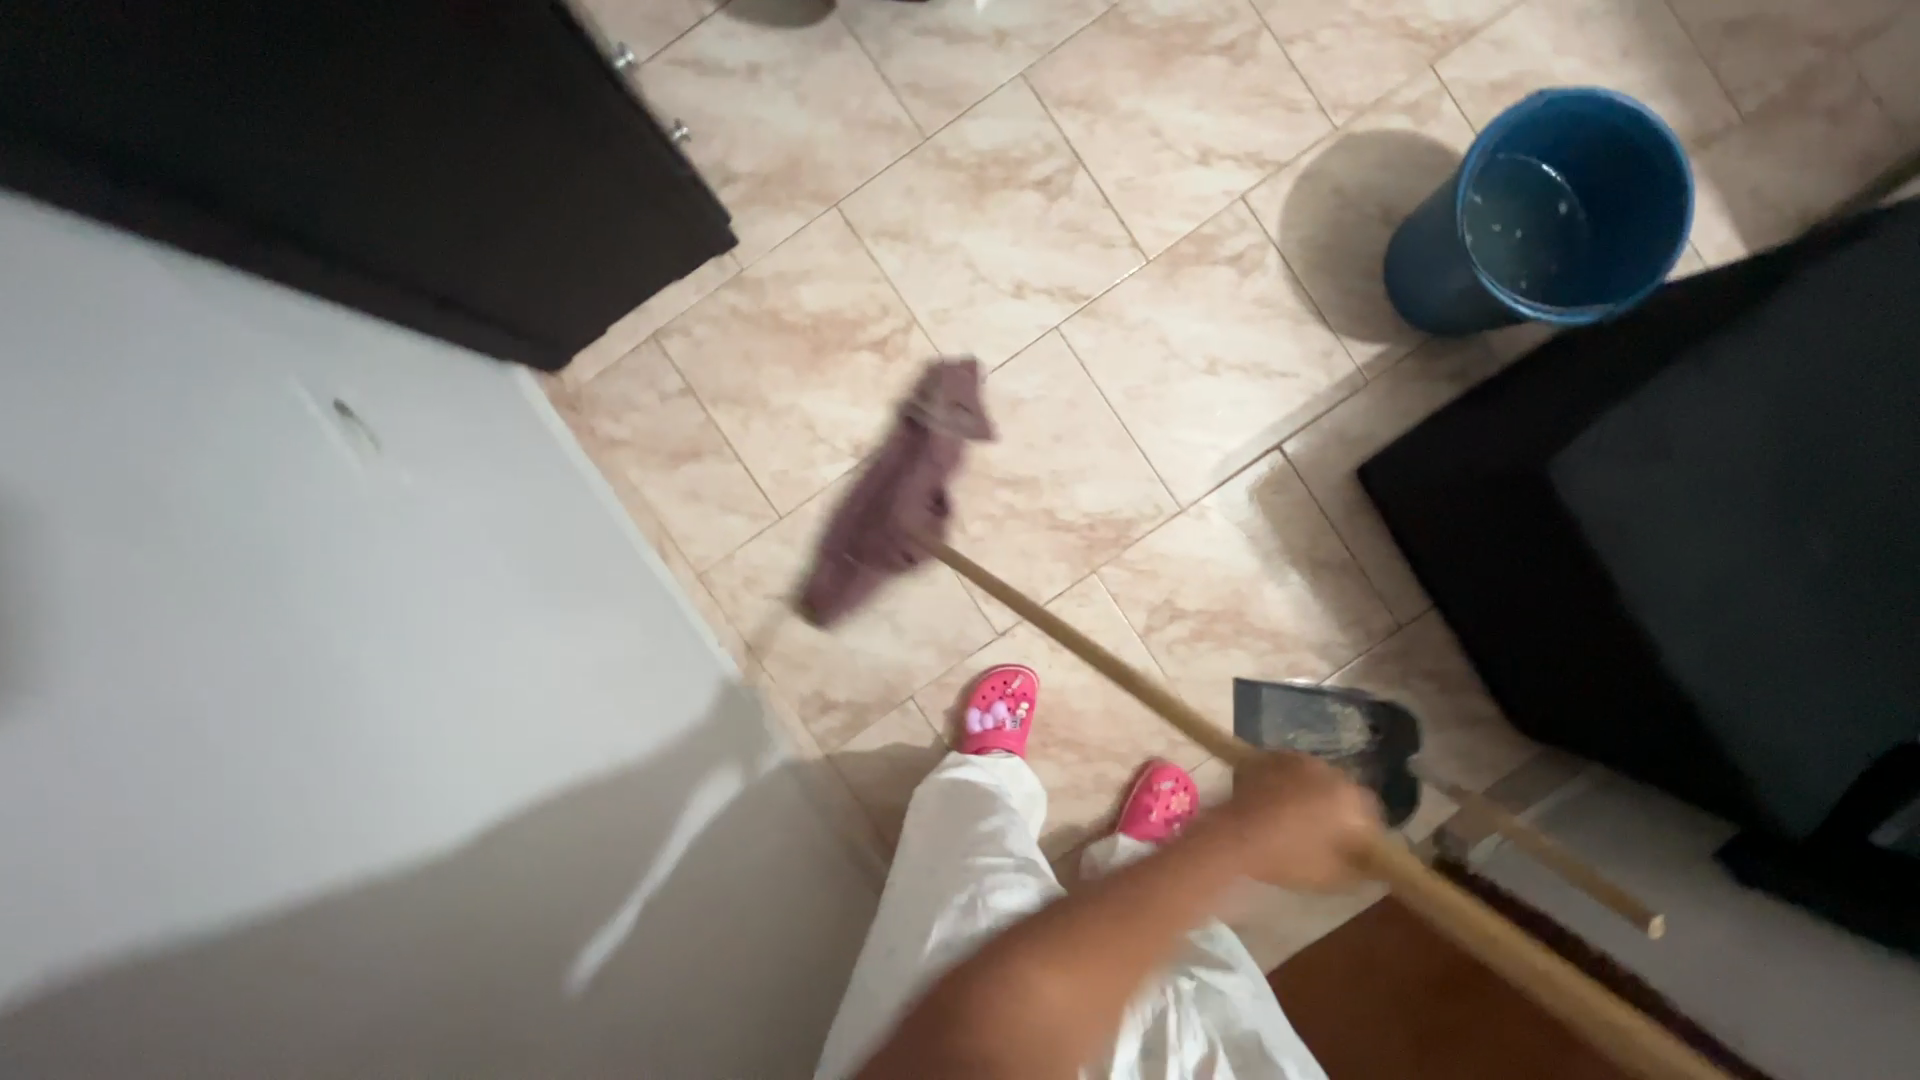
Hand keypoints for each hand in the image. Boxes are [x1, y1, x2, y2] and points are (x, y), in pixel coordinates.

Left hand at [1215, 752, 1381, 890]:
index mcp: (1352, 800)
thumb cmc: (1288, 858)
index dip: (1364, 833)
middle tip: (1323, 832)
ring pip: (1316, 778)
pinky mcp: (1270, 755)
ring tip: (1294, 815)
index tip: (1353, 848)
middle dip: (1338, 809)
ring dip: (1312, 792)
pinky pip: (1288, 770)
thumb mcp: (1335, 878)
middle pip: (1344, 792)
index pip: (1372, 815)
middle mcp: (1330, 772)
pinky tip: (1274, 800)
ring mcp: (1297, 760)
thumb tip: (1368, 865)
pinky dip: (1287, 782)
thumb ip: (1361, 870)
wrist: (1235, 835)